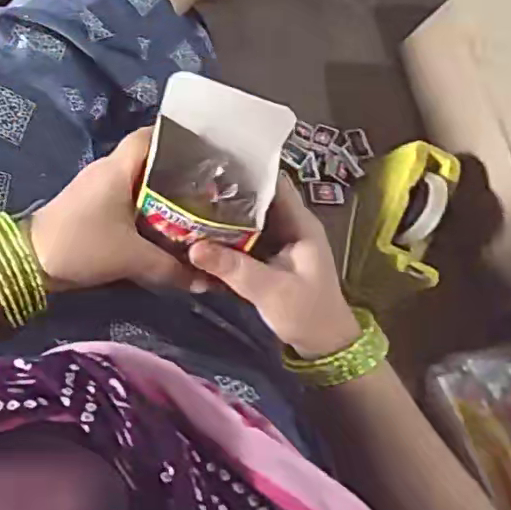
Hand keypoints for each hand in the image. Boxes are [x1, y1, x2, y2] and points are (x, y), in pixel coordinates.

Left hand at [29, 127, 207, 293]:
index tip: (204, 156)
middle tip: (206, 191)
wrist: (30, 261)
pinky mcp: (87, 206)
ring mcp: (94, 187)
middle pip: (148, 160)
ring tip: (190, 209)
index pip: (150, 136)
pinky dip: (143, 207)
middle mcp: (106, 170)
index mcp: (117, 168)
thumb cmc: (83, 245)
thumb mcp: (132, 258)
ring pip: (136, 181)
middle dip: (176, 174)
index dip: (178, 141)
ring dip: (159, 194)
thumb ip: (171, 269)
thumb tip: (205, 282)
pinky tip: (160, 224)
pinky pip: (123, 197)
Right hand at [188, 176, 360, 357]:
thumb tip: (192, 248)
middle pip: (255, 197)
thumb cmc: (306, 313)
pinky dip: (223, 236)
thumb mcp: (270, 291)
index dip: (246, 170)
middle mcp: (288, 225)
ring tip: (186, 205)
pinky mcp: (267, 257)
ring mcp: (277, 241)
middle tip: (188, 186)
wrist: (324, 346)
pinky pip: (242, 238)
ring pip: (246, 218)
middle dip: (225, 192)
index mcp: (299, 223)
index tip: (212, 163)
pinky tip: (198, 235)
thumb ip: (233, 268)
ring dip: (221, 215)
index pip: (273, 182)